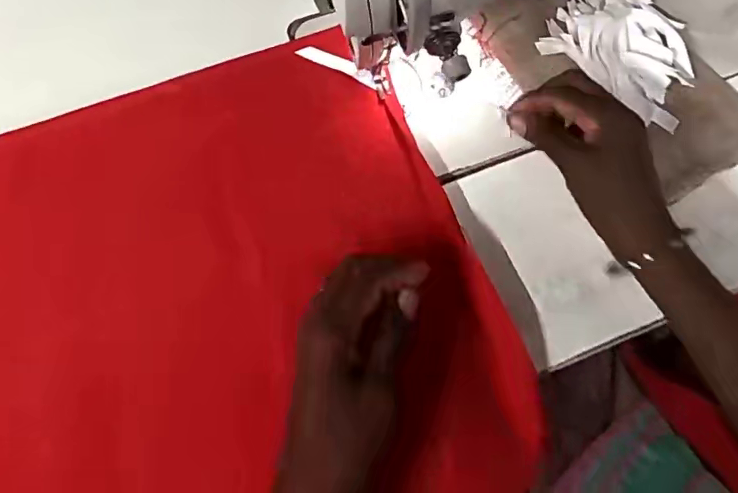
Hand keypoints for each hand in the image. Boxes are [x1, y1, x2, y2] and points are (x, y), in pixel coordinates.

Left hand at [274, 255, 428, 492]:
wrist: (313, 479)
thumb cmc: (351, 439)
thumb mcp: (381, 391)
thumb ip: (393, 336)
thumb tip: (410, 292)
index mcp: (330, 326)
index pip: (365, 279)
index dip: (398, 269)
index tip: (428, 270)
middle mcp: (315, 316)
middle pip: (349, 270)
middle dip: (384, 265)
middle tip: (418, 273)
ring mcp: (309, 326)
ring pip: (341, 279)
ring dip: (371, 274)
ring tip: (405, 283)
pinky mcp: (311, 338)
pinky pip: (336, 295)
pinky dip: (360, 288)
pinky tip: (380, 301)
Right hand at [507, 71, 679, 260]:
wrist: (644, 236)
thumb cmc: (607, 200)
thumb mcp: (571, 163)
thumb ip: (543, 134)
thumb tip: (515, 116)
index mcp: (609, 114)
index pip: (563, 93)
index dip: (534, 100)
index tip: (512, 114)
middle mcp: (619, 112)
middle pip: (576, 84)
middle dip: (547, 93)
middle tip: (524, 113)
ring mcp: (623, 125)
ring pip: (584, 97)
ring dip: (558, 104)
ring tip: (536, 124)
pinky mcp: (622, 138)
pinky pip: (592, 114)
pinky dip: (571, 116)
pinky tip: (556, 133)